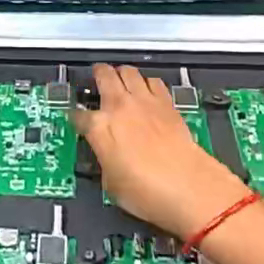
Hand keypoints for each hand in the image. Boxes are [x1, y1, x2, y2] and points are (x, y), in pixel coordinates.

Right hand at [71, 64, 249, 238]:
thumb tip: (107, 156)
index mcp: (99, 127)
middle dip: (98, 74)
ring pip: (128, 71)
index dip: (76, 117)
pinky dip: (148, 83)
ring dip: (122, 74)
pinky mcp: (166, 102)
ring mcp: (144, 100)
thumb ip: (104, 160)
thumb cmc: (146, 192)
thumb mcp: (111, 184)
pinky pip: (153, 81)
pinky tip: (148, 91)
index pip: (78, 115)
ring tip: (121, 80)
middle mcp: (119, 106)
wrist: (187, 186)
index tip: (78, 120)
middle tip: (97, 77)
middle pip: (103, 75)